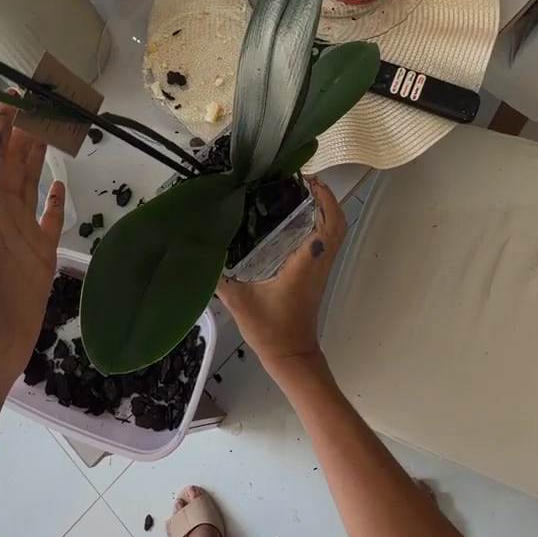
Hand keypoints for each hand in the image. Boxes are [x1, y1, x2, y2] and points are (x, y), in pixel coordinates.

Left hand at [0, 104, 65, 394]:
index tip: (12, 97)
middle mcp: (1, 215)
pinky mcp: (41, 255)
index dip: (1, 126)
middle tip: (45, 99)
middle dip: (28, 130)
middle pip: (17, 162)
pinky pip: (50, 218)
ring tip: (54, 127)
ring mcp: (22, 234)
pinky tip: (60, 183)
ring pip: (33, 182)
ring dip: (42, 154)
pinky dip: (55, 199)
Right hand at [217, 178, 345, 371]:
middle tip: (305, 180)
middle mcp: (318, 262)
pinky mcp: (318, 274)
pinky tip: (302, 217)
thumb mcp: (239, 301)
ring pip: (337, 232)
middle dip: (328, 198)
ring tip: (306, 192)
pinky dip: (324, 223)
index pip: (325, 226)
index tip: (307, 181)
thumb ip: (219, 277)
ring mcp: (322, 269)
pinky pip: (329, 241)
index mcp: (304, 264)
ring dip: (328, 209)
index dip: (323, 200)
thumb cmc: (270, 330)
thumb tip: (199, 253)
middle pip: (338, 224)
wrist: (291, 356)